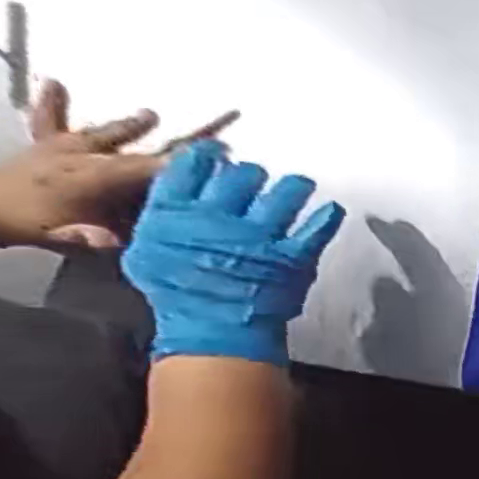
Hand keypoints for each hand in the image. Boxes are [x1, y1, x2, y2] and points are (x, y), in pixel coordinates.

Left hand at [0, 79, 236, 249]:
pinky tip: (57, 84)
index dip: (184, 169)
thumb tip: (111, 240)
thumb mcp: (67, 238)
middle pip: (141, 153)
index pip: (149, 172)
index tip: (220, 165)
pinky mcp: (46, 146)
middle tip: (218, 144)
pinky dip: (52, 104)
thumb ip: (89, 237)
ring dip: (130, 126)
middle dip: (179, 149)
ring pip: (106, 135)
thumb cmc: (30, 225)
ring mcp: (65, 149)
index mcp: (94, 179)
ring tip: (149, 115)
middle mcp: (84, 158)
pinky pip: (50, 121)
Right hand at [121, 141, 344, 365]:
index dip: (207, 156)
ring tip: (301, 183)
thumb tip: (152, 200)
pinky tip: (333, 209)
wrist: (214, 327)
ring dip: (294, 187)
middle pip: (242, 177)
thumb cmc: (177, 293)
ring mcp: (260, 236)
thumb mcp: (144, 253)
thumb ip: (156, 222)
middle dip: (251, 173)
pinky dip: (327, 218)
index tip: (218, 152)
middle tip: (257, 175)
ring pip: (283, 197)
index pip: (192, 169)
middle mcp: (221, 217)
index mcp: (178, 212)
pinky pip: (315, 230)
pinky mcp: (293, 256)